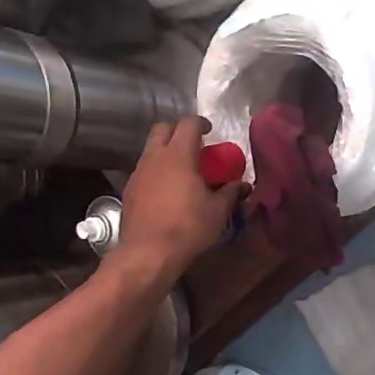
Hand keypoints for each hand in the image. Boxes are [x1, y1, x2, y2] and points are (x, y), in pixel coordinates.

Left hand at [114, 116, 240, 283]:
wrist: (148, 252)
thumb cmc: (188, 227)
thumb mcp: (218, 211)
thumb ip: (231, 193)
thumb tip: (245, 185)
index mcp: (178, 156)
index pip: (188, 124)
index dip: (200, 122)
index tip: (210, 130)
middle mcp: (154, 157)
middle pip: (162, 129)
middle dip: (178, 131)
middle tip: (193, 145)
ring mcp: (138, 173)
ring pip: (150, 150)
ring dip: (166, 152)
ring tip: (182, 170)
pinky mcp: (129, 190)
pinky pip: (144, 170)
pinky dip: (156, 171)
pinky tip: (166, 191)